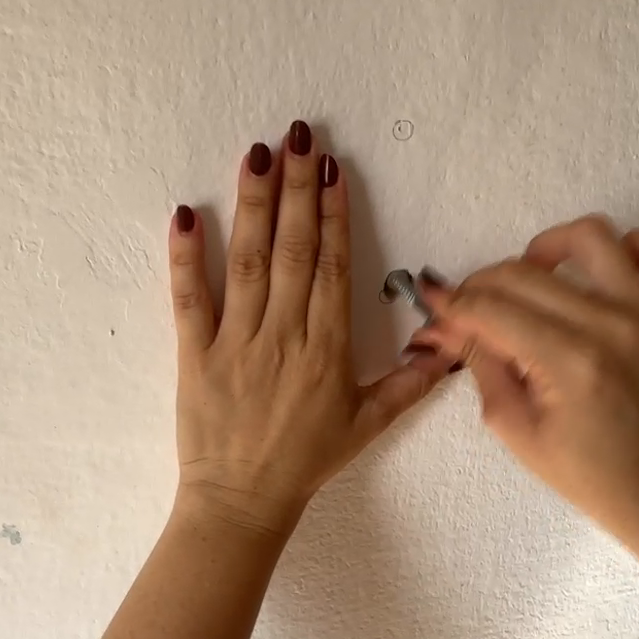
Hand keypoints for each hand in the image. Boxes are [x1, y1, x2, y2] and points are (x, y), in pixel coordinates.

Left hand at [165, 121, 452, 536]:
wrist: (242, 502)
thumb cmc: (306, 461)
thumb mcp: (367, 425)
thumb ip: (410, 385)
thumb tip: (452, 351)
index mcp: (326, 349)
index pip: (332, 269)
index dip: (334, 216)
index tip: (333, 170)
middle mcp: (283, 336)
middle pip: (293, 252)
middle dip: (298, 190)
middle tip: (300, 136)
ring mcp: (236, 342)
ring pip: (248, 264)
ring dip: (253, 206)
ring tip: (258, 154)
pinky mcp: (194, 353)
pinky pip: (188, 300)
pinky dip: (185, 257)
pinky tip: (186, 214)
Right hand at [418, 215, 638, 601]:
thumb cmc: (588, 470)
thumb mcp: (514, 425)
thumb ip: (478, 363)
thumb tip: (441, 323)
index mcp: (570, 363)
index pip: (490, 308)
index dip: (451, 304)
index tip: (431, 302)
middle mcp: (612, 325)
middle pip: (523, 272)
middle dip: (480, 284)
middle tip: (467, 307)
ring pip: (589, 236)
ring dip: (546, 247)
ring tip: (531, 278)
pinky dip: (630, 245)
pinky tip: (598, 272)